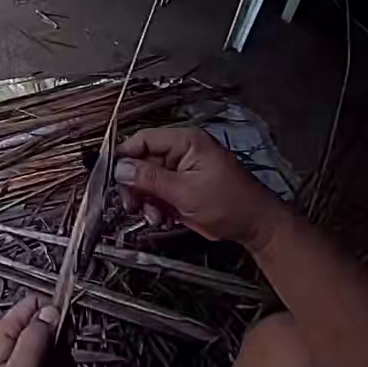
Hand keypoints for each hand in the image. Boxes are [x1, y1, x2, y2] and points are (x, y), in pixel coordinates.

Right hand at [113, 126, 289, 247]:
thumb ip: (150, 178)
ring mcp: (182, 171)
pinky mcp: (183, 189)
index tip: (112, 176)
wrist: (254, 226)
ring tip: (156, 216)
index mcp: (186, 142)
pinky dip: (157, 208)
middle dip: (136, 186)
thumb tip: (121, 168)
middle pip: (143, 162)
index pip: (144, 140)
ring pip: (148, 182)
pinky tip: (165, 219)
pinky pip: (159, 195)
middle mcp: (182, 153)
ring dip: (147, 201)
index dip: (125, 157)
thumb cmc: (231, 203)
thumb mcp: (184, 191)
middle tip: (132, 205)